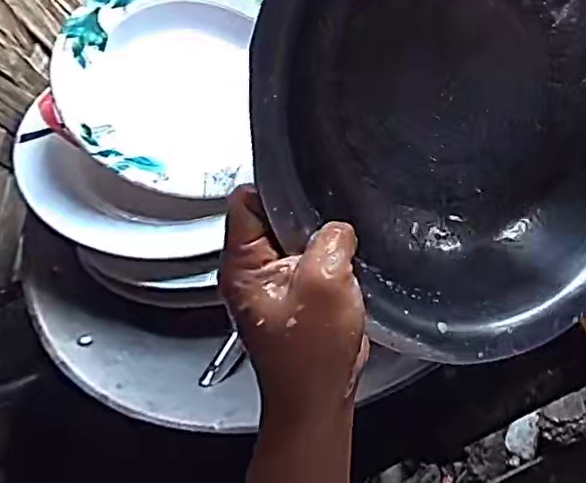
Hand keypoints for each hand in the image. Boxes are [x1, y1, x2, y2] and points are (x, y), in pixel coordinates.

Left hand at [218, 186, 368, 423]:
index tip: (302, 189)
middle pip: (275, 214)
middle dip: (305, 217)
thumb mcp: (325, 280)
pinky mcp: (297, 291)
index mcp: (242, 265)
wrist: (321, 397)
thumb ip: (332, 237)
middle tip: (326, 231)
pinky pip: (313, 256)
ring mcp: (275, 281)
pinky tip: (343, 269)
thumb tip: (339, 227)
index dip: (274, 188)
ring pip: (298, 235)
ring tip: (336, 256)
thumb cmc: (311, 355)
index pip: (245, 200)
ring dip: (321, 241)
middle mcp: (253, 271)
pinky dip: (330, 258)